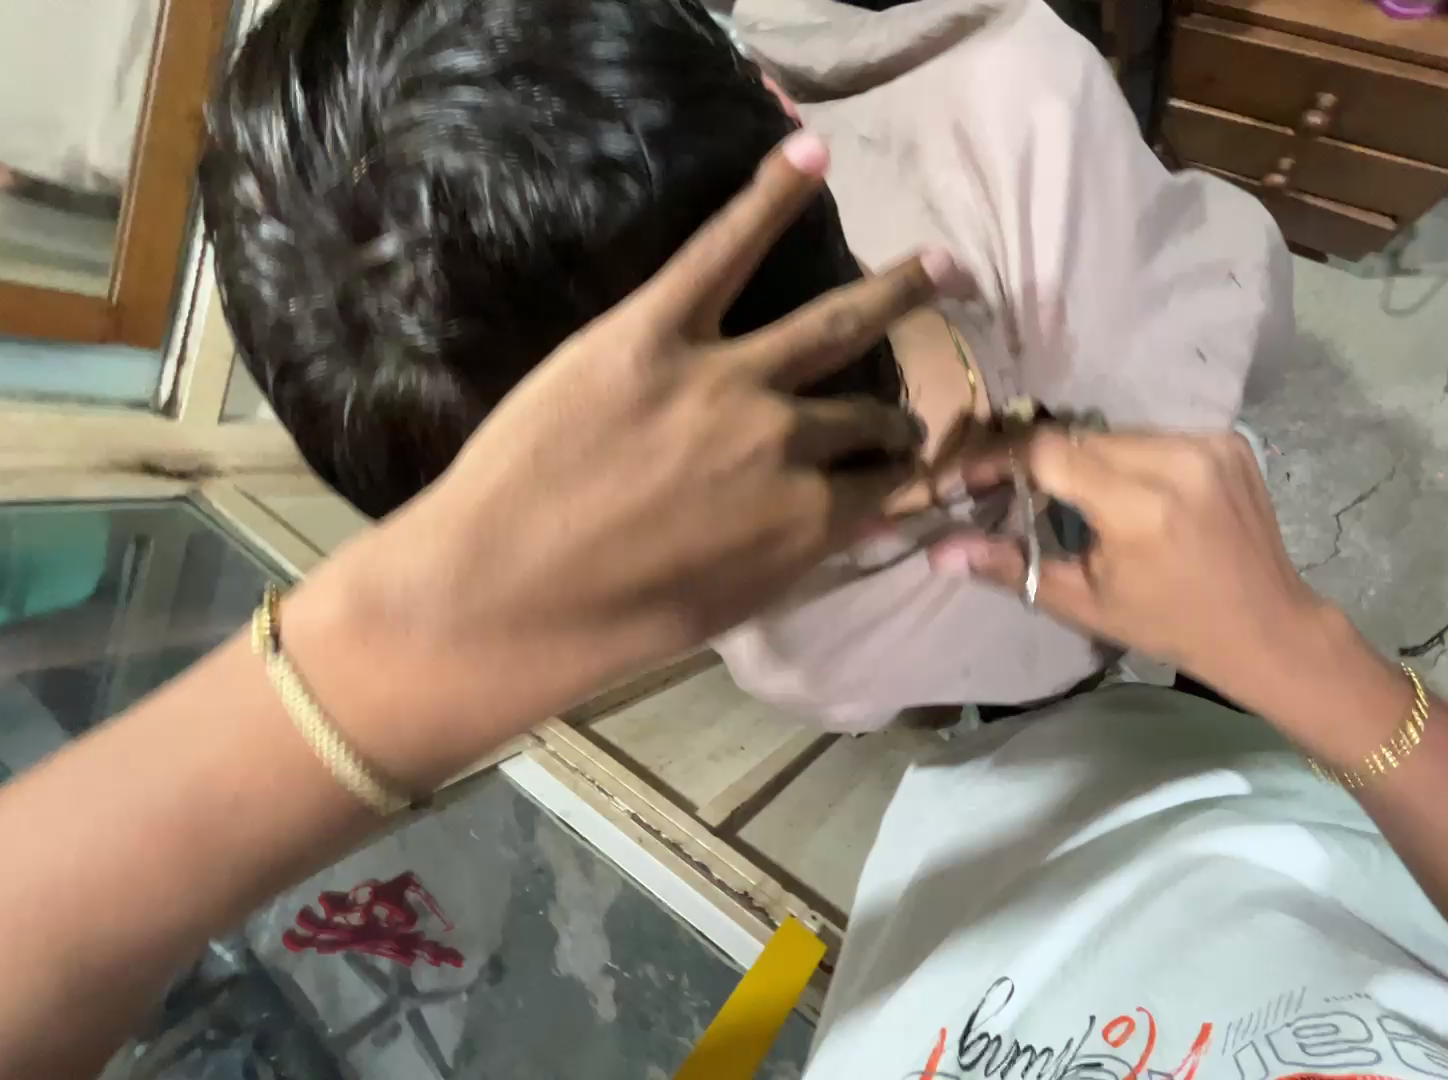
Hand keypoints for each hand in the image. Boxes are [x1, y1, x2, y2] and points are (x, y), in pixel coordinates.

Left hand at [291, 133, 957, 781]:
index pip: (888, 486)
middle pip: (869, 415)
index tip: (922, 462)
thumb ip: (802, 554)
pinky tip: (810, 153)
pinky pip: (723, 251)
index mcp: (809, 520)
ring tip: (941, 268)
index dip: (911, 475)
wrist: (506, 597)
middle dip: (902, 413)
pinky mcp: (657, 332)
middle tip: (917, 404)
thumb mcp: (733, 604)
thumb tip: (858, 518)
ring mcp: (728, 381)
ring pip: (834, 326)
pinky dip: (770, 198)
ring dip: (898, 294)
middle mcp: (790, 443)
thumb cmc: (616, 622)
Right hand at [930, 429, 1335, 703]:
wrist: (1266, 626)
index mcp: (1138, 506)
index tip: (970, 479)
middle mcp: (1177, 460)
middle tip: (1008, 488)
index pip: (1048, 452)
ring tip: (1061, 492)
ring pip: (1110, 432)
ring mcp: (1208, 444)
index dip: (998, 458)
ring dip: (1076, 456)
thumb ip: (1006, 565)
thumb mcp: (1079, 601)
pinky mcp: (1227, 440)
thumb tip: (938, 552)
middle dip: (1033, 459)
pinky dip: (1119, 456)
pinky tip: (1120, 487)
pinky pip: (1149, 435)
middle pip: (1076, 436)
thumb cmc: (1165, 624)